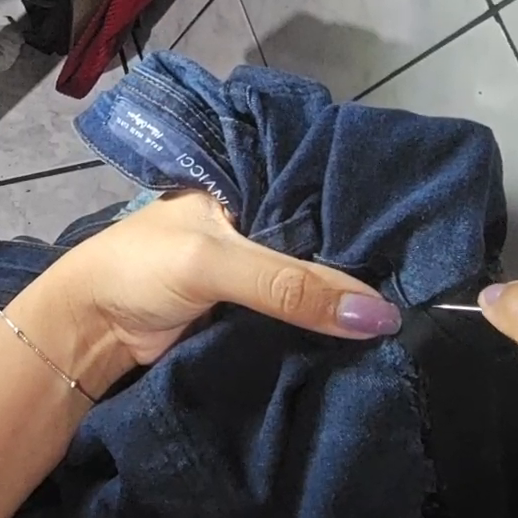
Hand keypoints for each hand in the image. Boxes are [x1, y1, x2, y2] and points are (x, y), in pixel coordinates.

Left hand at [6, 191, 402, 396]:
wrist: (91, 329)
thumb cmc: (142, 268)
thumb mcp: (215, 262)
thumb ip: (289, 284)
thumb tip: (380, 315)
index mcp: (240, 185)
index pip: (310, 187)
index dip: (356, 205)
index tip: (417, 226)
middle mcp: (251, 220)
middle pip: (315, 238)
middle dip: (358, 257)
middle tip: (426, 275)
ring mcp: (250, 268)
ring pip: (309, 279)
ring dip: (344, 297)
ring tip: (413, 304)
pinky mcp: (247, 311)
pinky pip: (295, 314)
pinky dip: (323, 324)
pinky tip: (368, 333)